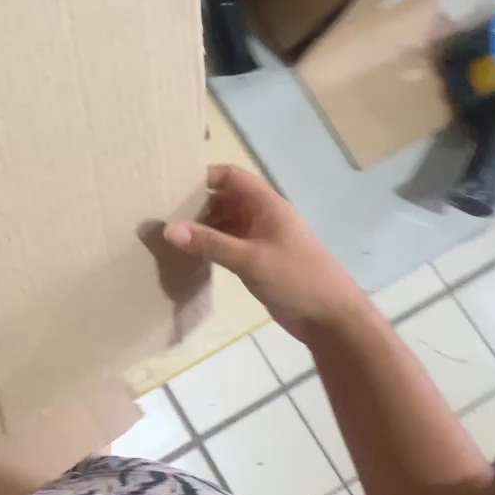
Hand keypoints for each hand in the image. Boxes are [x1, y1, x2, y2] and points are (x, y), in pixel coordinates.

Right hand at [163, 164, 369, 339]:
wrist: (331, 318)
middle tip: (163, 213)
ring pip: (224, 223)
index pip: (232, 177)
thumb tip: (168, 229)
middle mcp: (262, 217)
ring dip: (201, 227)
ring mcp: (260, 239)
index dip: (205, 176)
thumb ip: (209, 243)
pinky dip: (209, 245)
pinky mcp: (257, 260)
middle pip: (224, 199)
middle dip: (196, 203)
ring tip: (169, 234)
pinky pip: (227, 244)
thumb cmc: (296, 279)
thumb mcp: (249, 259)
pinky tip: (189, 254)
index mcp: (267, 205)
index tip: (173, 186)